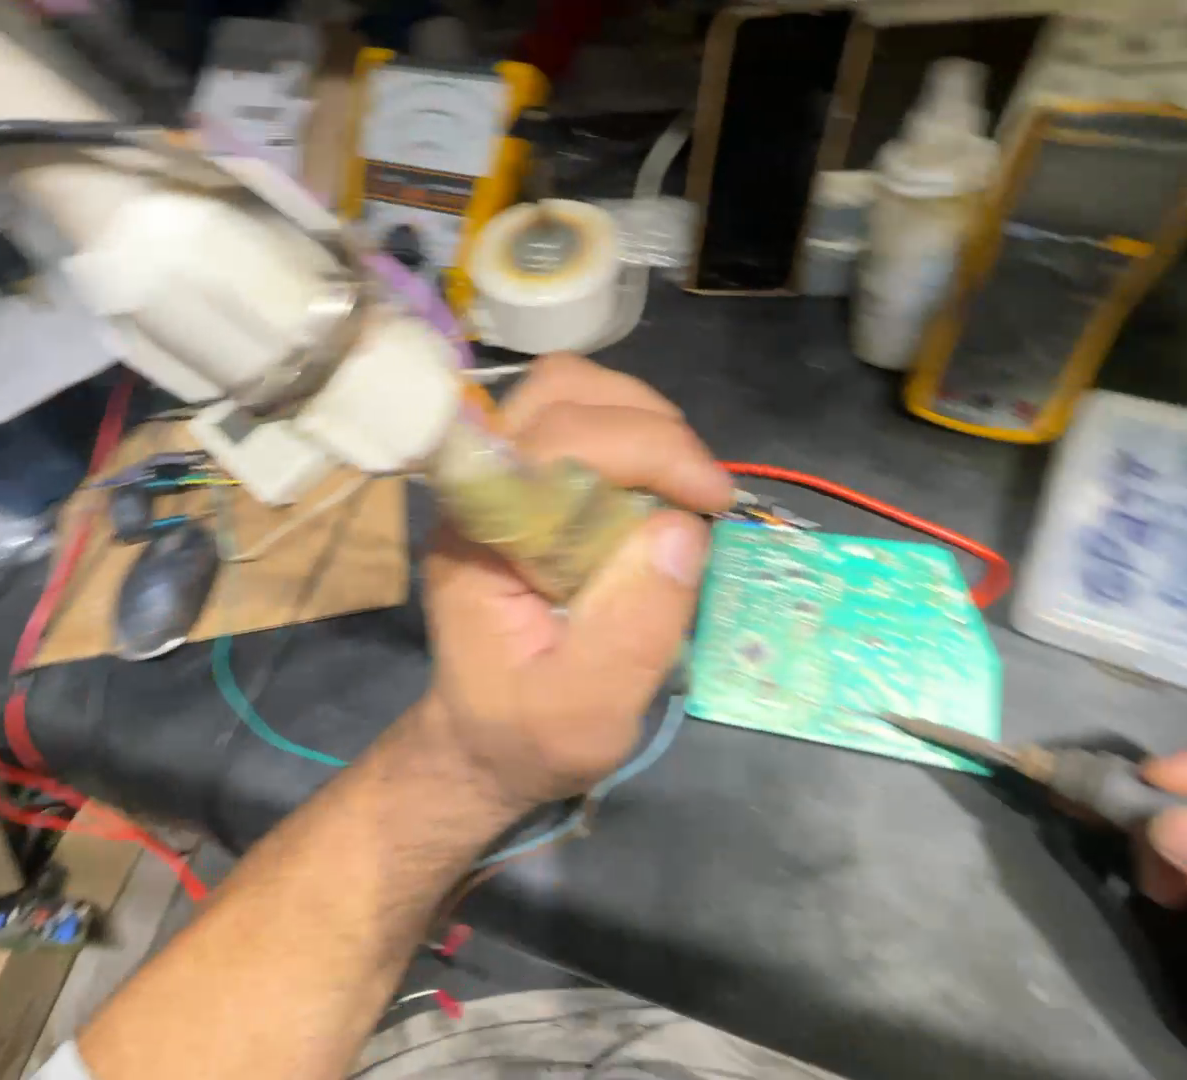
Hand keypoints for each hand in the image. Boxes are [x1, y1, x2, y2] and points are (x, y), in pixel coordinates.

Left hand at [409, 354, 732, 811]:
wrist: (480, 746)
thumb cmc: (525, 736)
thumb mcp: (587, 710)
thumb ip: (632, 627)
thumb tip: (684, 528)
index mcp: (476, 538)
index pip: (550, 441)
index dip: (641, 447)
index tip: (710, 499)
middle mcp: (478, 496)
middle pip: (557, 396)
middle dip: (649, 428)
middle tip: (705, 493)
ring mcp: (498, 487)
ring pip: (567, 398)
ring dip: (643, 425)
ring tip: (688, 487)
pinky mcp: (523, 494)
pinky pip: (577, 428)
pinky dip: (633, 441)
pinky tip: (661, 491)